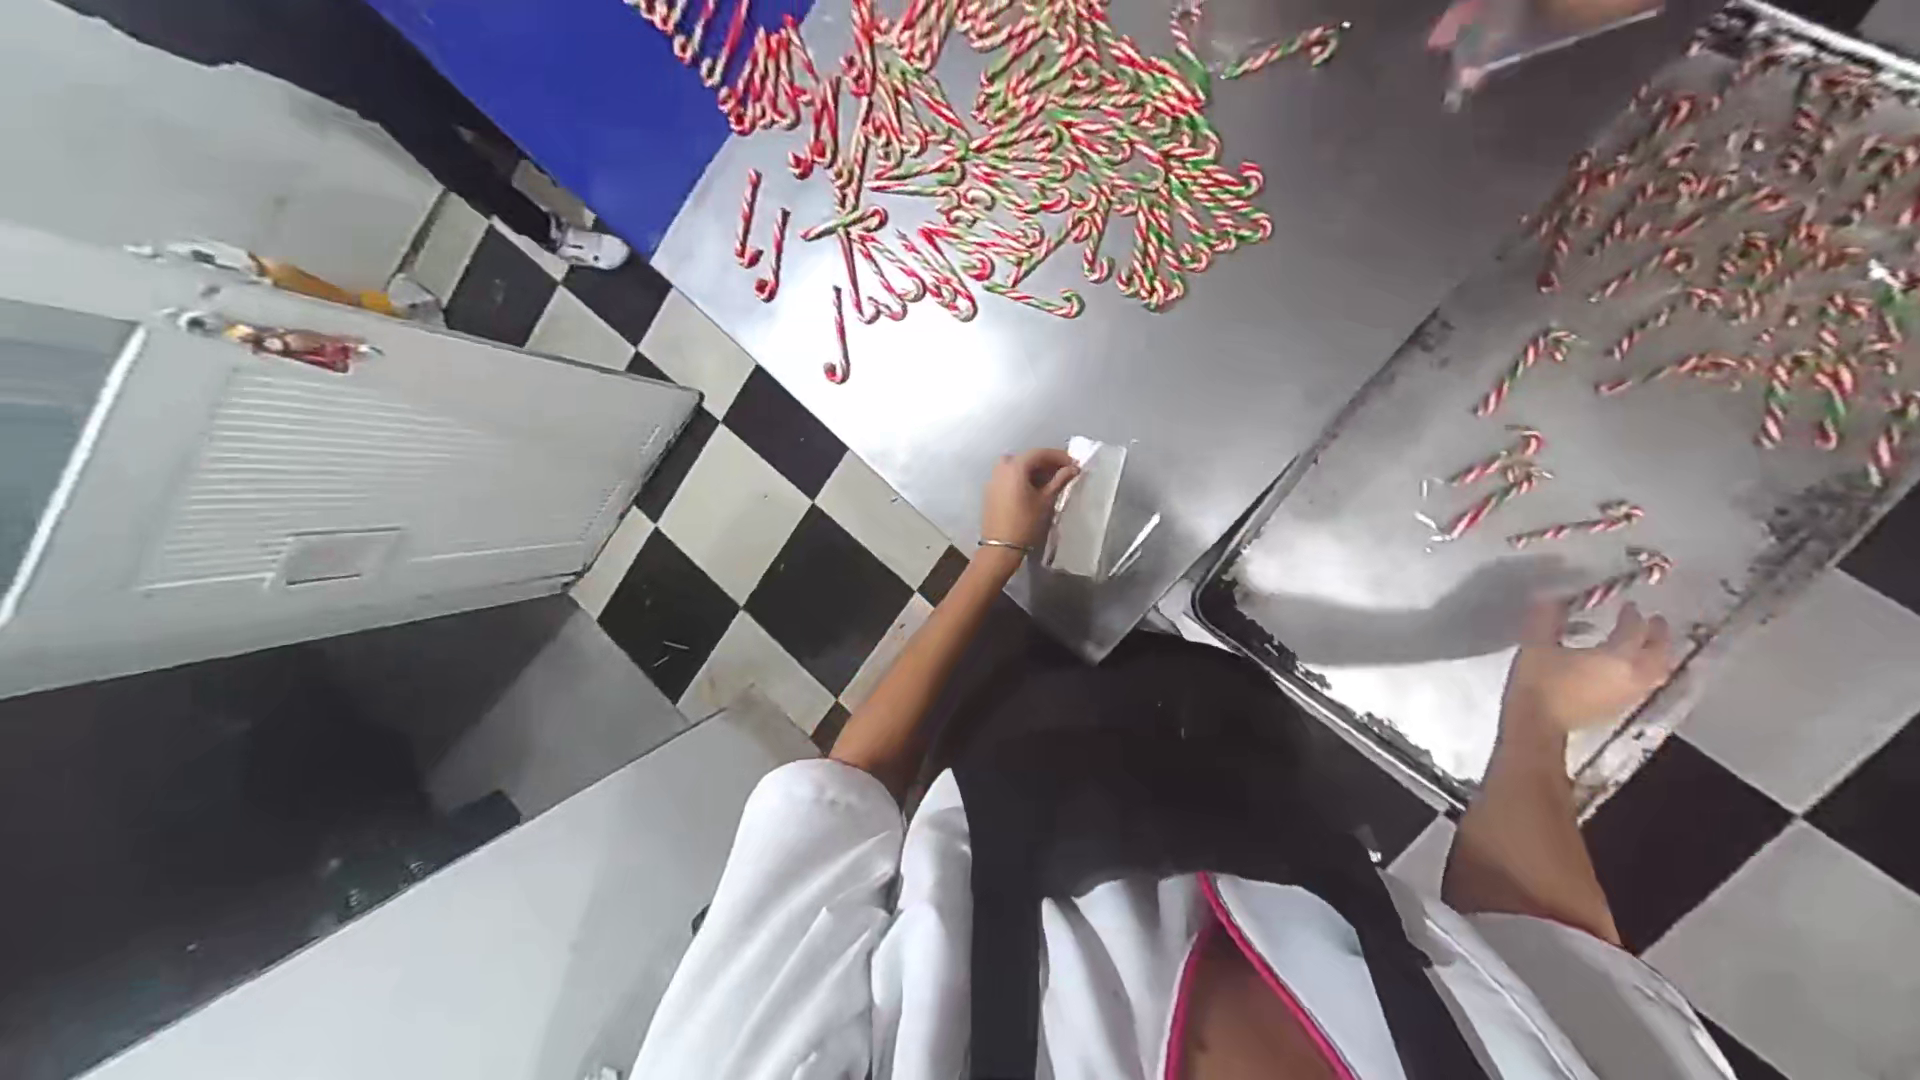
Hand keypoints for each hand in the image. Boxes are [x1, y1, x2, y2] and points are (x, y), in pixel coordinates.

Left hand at [980, 447, 1078, 554]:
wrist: (1001, 547)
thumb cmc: (1026, 522)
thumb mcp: (1046, 500)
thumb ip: (1059, 480)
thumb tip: (1073, 469)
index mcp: (1015, 467)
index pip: (1039, 453)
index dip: (1058, 456)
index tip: (1073, 463)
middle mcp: (1001, 468)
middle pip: (1027, 458)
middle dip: (1046, 462)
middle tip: (1063, 471)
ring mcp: (993, 479)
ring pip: (1016, 466)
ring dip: (1033, 469)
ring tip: (1050, 480)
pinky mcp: (991, 490)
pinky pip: (1008, 476)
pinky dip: (1022, 477)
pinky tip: (1033, 488)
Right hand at [1501, 598, 1674, 737]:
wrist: (1537, 722)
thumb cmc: (1538, 682)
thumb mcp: (1535, 646)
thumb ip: (1546, 620)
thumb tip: (1551, 598)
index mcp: (1616, 657)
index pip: (1634, 630)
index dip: (1632, 616)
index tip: (1629, 606)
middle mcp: (1634, 674)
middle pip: (1659, 652)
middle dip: (1658, 634)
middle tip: (1654, 621)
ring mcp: (1632, 693)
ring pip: (1660, 670)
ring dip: (1660, 654)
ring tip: (1651, 645)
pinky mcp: (1624, 706)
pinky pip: (1649, 684)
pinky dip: (1650, 670)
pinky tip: (1634, 669)